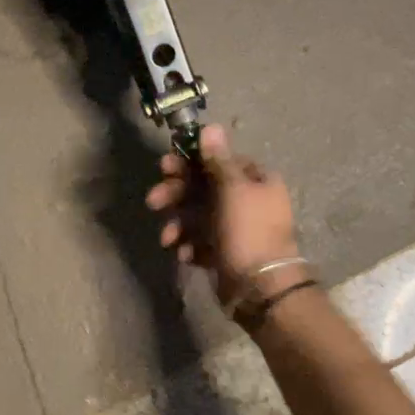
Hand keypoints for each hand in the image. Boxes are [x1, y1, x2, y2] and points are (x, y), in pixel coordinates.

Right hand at [145, 124, 300, 306]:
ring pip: (198, 217)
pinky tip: (185, 254)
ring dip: (179, 224)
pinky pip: (201, 241)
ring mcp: (236, 229)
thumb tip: (211, 126)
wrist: (260, 289)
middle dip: (176, 195)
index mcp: (256, 181)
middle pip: (204, 189)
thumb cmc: (247, 231)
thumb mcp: (232, 189)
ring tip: (168, 238)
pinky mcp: (225, 253)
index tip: (165, 167)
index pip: (218, 162)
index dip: (190, 163)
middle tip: (154, 201)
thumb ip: (218, 159)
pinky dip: (190, 245)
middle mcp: (248, 201)